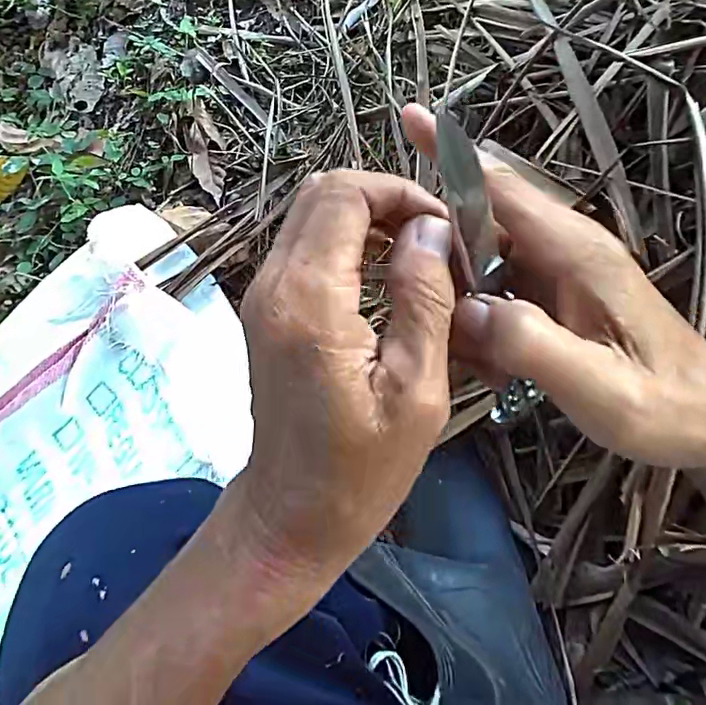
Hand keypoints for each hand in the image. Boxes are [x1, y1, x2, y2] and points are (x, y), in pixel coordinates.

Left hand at [225, 169, 458, 577]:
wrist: (290, 512)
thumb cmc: (361, 468)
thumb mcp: (416, 390)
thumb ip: (423, 297)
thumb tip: (428, 227)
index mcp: (309, 298)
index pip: (343, 195)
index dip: (398, 191)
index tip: (443, 225)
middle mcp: (274, 281)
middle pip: (321, 192)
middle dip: (382, 198)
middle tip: (433, 236)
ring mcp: (262, 290)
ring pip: (310, 212)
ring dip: (364, 216)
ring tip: (416, 253)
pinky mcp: (265, 303)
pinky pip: (304, 243)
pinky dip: (345, 239)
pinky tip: (383, 272)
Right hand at [401, 104, 705, 473]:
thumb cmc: (670, 409)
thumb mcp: (602, 391)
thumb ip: (530, 346)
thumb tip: (463, 308)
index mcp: (575, 251)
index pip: (499, 185)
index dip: (449, 148)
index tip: (410, 115)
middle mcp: (563, 246)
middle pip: (474, 221)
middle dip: (436, 254)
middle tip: (424, 310)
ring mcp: (557, 267)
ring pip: (477, 256)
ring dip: (456, 295)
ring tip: (471, 356)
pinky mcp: (553, 289)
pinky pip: (492, 282)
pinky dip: (475, 311)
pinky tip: (485, 358)